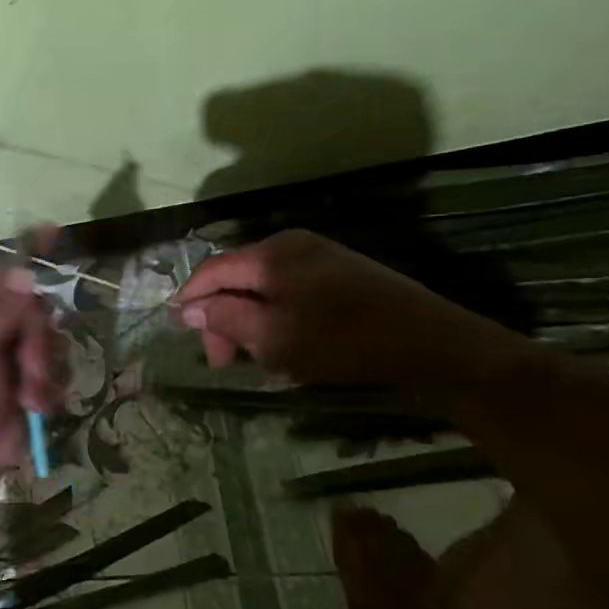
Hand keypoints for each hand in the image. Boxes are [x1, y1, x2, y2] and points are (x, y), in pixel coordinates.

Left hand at [0, 269, 62, 480]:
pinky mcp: (36, 382)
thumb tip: (23, 273)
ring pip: (53, 342)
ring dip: (44, 373)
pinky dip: (50, 389)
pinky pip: (59, 369)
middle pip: (37, 311)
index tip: (54, 232)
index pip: (4, 275)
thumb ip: (3, 312)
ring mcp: (18, 357)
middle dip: (38, 342)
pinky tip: (37, 407)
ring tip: (29, 398)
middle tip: (28, 368)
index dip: (28, 254)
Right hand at [173, 230, 524, 388]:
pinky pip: (291, 294)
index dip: (191, 300)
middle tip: (224, 362)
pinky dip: (278, 321)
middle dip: (225, 319)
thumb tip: (190, 307)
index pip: (213, 270)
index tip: (180, 334)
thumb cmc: (342, 341)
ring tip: (258, 362)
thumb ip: (227, 318)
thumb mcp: (274, 336)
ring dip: (252, 325)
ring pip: (264, 290)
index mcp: (271, 253)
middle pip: (238, 279)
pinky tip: (286, 351)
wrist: (428, 342)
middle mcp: (292, 246)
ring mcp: (319, 258)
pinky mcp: (340, 275)